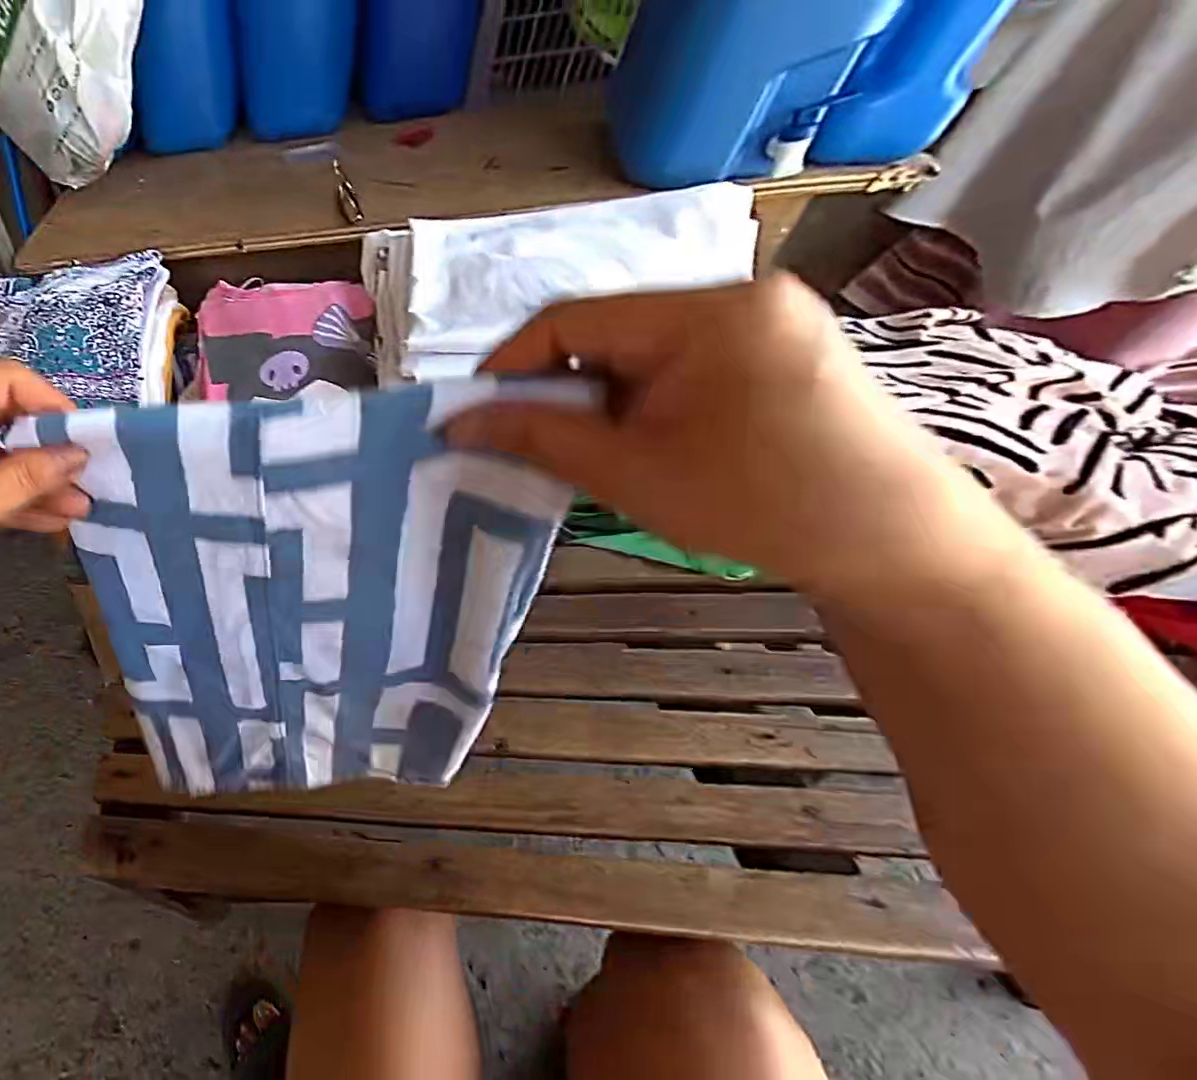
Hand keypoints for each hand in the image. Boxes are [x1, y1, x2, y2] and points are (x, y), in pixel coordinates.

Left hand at [0, 362, 88, 634]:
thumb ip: (24, 478)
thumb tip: (80, 455)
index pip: (8, 381)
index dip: (56, 408)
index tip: (93, 442)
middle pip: (4, 414)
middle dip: (50, 449)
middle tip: (95, 477)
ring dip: (34, 478)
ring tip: (82, 505)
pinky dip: (8, 495)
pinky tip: (49, 517)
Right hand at [449, 275, 1020, 600]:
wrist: (894, 542)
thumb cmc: (755, 503)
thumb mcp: (627, 471)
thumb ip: (535, 437)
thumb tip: (457, 422)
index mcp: (705, 312)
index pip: (569, 318)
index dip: (508, 364)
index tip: (473, 413)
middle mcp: (738, 296)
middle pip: (605, 332)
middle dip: (553, 387)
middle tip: (524, 441)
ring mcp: (764, 319)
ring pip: (637, 350)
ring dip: (594, 398)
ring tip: (584, 450)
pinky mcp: (776, 347)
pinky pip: (676, 362)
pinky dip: (637, 399)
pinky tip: (636, 441)